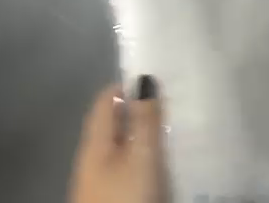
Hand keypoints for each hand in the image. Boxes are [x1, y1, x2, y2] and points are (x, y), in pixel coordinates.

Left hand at [70, 77, 163, 202]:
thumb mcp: (141, 157)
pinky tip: (164, 163)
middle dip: (143, 110)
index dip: (131, 83)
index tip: (161, 78)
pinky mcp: (110, 198)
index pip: (107, 97)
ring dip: (146, 135)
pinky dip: (145, 158)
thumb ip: (144, 118)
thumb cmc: (126, 198)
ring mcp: (99, 181)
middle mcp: (92, 158)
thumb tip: (144, 78)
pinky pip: (128, 167)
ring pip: (123, 146)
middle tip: (175, 103)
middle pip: (116, 122)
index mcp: (95, 142)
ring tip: (176, 130)